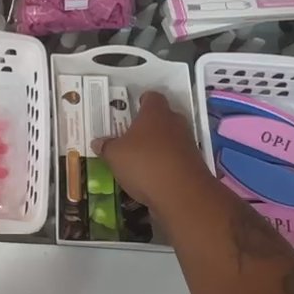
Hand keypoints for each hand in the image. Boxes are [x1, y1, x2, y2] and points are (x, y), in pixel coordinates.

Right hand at [95, 90, 215, 212]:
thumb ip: (106, 147)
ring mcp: (188, 144)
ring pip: (172, 139)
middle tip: (134, 137)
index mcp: (155, 113)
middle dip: (151, 126)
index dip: (142, 102)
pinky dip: (168, 165)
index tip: (133, 110)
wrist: (183, 195)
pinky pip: (178, 159)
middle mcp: (175, 123)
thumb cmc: (144, 163)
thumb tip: (97, 142)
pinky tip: (155, 178)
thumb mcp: (115, 155)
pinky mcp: (195, 165)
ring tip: (142, 161)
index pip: (152, 97)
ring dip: (160, 147)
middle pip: (164, 117)